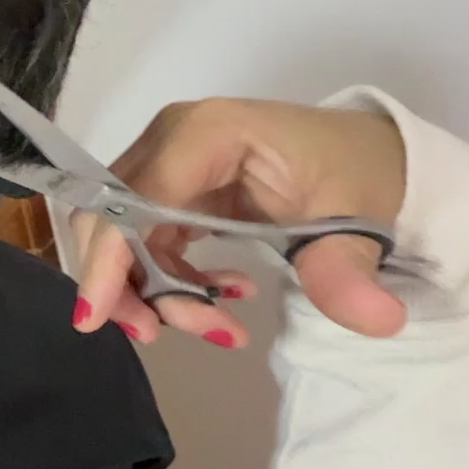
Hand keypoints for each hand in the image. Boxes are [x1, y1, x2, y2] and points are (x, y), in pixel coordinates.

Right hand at [72, 98, 407, 344]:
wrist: (373, 151)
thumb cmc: (359, 171)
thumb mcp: (356, 219)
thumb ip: (342, 271)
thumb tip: (376, 323)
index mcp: (204, 135)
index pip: (132, 202)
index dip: (109, 261)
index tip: (93, 317)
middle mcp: (165, 143)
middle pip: (107, 219)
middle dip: (122, 284)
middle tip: (155, 333)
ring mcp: (160, 162)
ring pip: (115, 234)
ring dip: (144, 287)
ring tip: (211, 324)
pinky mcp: (165, 187)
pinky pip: (138, 238)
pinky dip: (164, 277)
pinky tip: (217, 293)